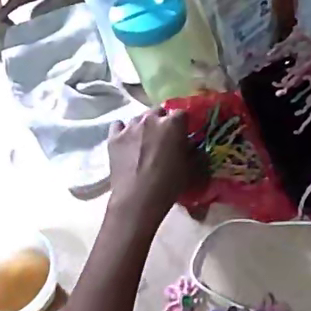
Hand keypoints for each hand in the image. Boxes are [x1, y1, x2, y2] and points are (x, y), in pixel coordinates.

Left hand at [107, 110, 199, 224]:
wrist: (138, 199)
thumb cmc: (169, 184)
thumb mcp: (191, 170)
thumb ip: (196, 154)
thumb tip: (195, 148)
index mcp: (173, 124)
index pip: (182, 113)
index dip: (183, 123)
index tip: (184, 134)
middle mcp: (151, 119)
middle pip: (159, 111)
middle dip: (163, 120)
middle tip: (165, 138)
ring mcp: (130, 127)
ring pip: (139, 118)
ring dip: (144, 126)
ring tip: (145, 141)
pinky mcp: (114, 137)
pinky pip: (118, 126)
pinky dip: (123, 130)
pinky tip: (127, 141)